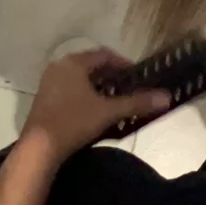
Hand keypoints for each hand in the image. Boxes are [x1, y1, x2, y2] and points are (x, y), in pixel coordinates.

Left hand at [20, 49, 171, 163]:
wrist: (38, 149)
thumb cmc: (74, 122)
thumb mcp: (108, 112)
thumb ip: (137, 103)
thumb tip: (167, 97)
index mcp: (74, 63)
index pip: (104, 55)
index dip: (123, 63)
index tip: (137, 75)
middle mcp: (59, 66)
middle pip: (91, 65)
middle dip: (111, 76)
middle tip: (128, 88)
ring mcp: (48, 82)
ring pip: (79, 78)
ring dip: (97, 86)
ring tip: (114, 101)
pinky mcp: (43, 99)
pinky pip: (69, 89)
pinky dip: (84, 95)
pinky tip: (93, 111)